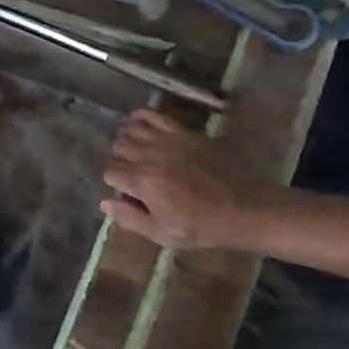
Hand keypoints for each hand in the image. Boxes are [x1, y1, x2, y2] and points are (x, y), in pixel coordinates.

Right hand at [100, 109, 251, 249]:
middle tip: (131, 173)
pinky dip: (140, 117)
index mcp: (144, 183)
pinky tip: (138, 125)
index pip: (111, 172)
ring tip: (135, 152)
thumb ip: (130, 218)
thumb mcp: (163, 233)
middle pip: (118, 148)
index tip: (126, 192)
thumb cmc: (202, 227)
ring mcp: (168, 140)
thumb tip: (104, 202)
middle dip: (119, 161)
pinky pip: (153, 115)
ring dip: (127, 140)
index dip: (114, 183)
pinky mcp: (184, 132)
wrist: (243, 208)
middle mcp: (151, 156)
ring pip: (131, 130)